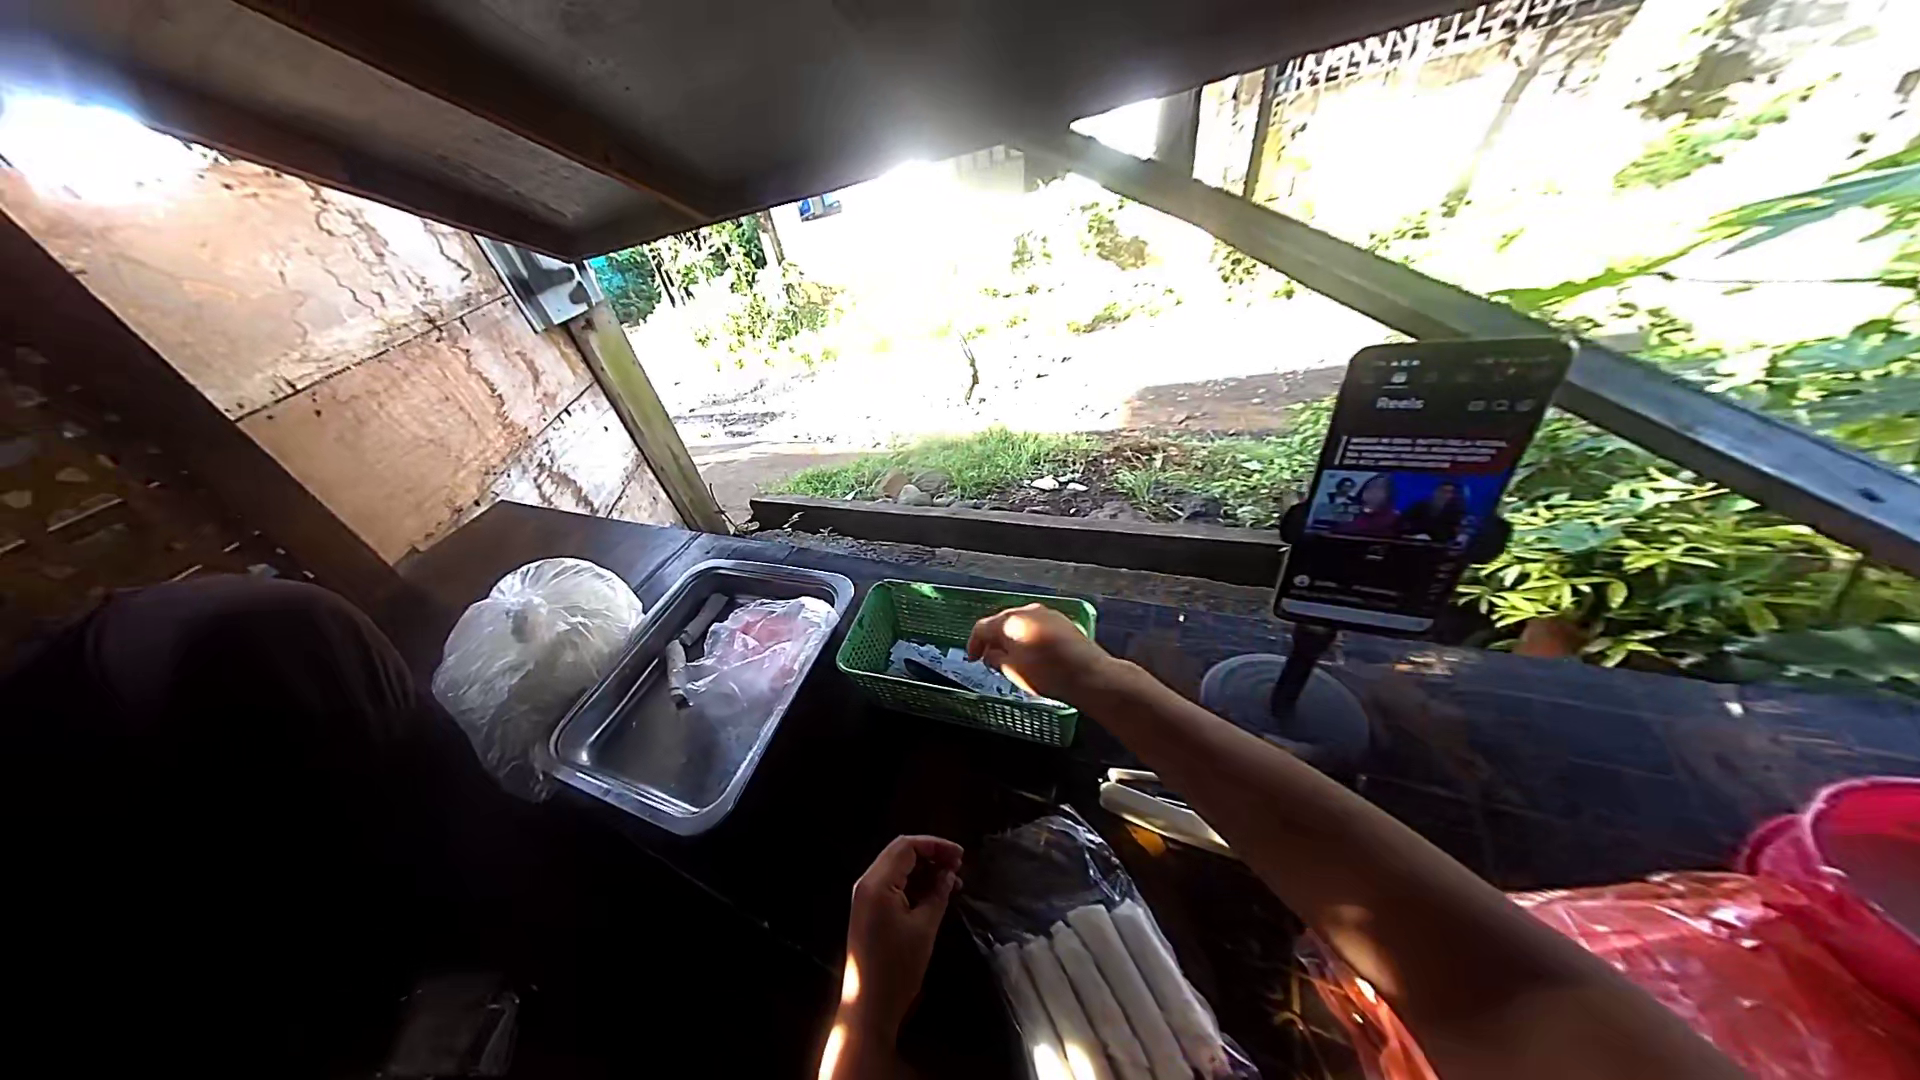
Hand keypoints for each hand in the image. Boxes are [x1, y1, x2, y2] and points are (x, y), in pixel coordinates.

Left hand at [843, 835, 963, 1038]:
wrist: (868, 1008)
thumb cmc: (897, 968)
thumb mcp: (924, 928)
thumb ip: (938, 893)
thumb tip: (949, 873)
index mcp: (877, 882)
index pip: (907, 846)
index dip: (936, 845)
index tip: (960, 855)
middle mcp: (867, 883)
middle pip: (901, 853)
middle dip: (931, 855)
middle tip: (958, 866)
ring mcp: (866, 897)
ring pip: (898, 868)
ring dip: (924, 870)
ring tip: (952, 882)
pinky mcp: (869, 910)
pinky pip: (893, 885)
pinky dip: (914, 884)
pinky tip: (935, 894)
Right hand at [967, 604, 1122, 704]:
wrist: (1089, 675)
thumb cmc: (1048, 674)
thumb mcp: (1012, 671)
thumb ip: (995, 659)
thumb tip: (990, 654)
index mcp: (1009, 621)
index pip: (982, 627)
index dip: (974, 643)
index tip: (973, 658)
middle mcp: (1027, 611)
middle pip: (1001, 622)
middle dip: (993, 640)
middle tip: (989, 658)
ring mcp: (1046, 614)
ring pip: (1020, 623)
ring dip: (1012, 638)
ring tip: (1011, 659)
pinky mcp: (1061, 621)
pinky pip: (1036, 625)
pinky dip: (1028, 637)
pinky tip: (1032, 654)